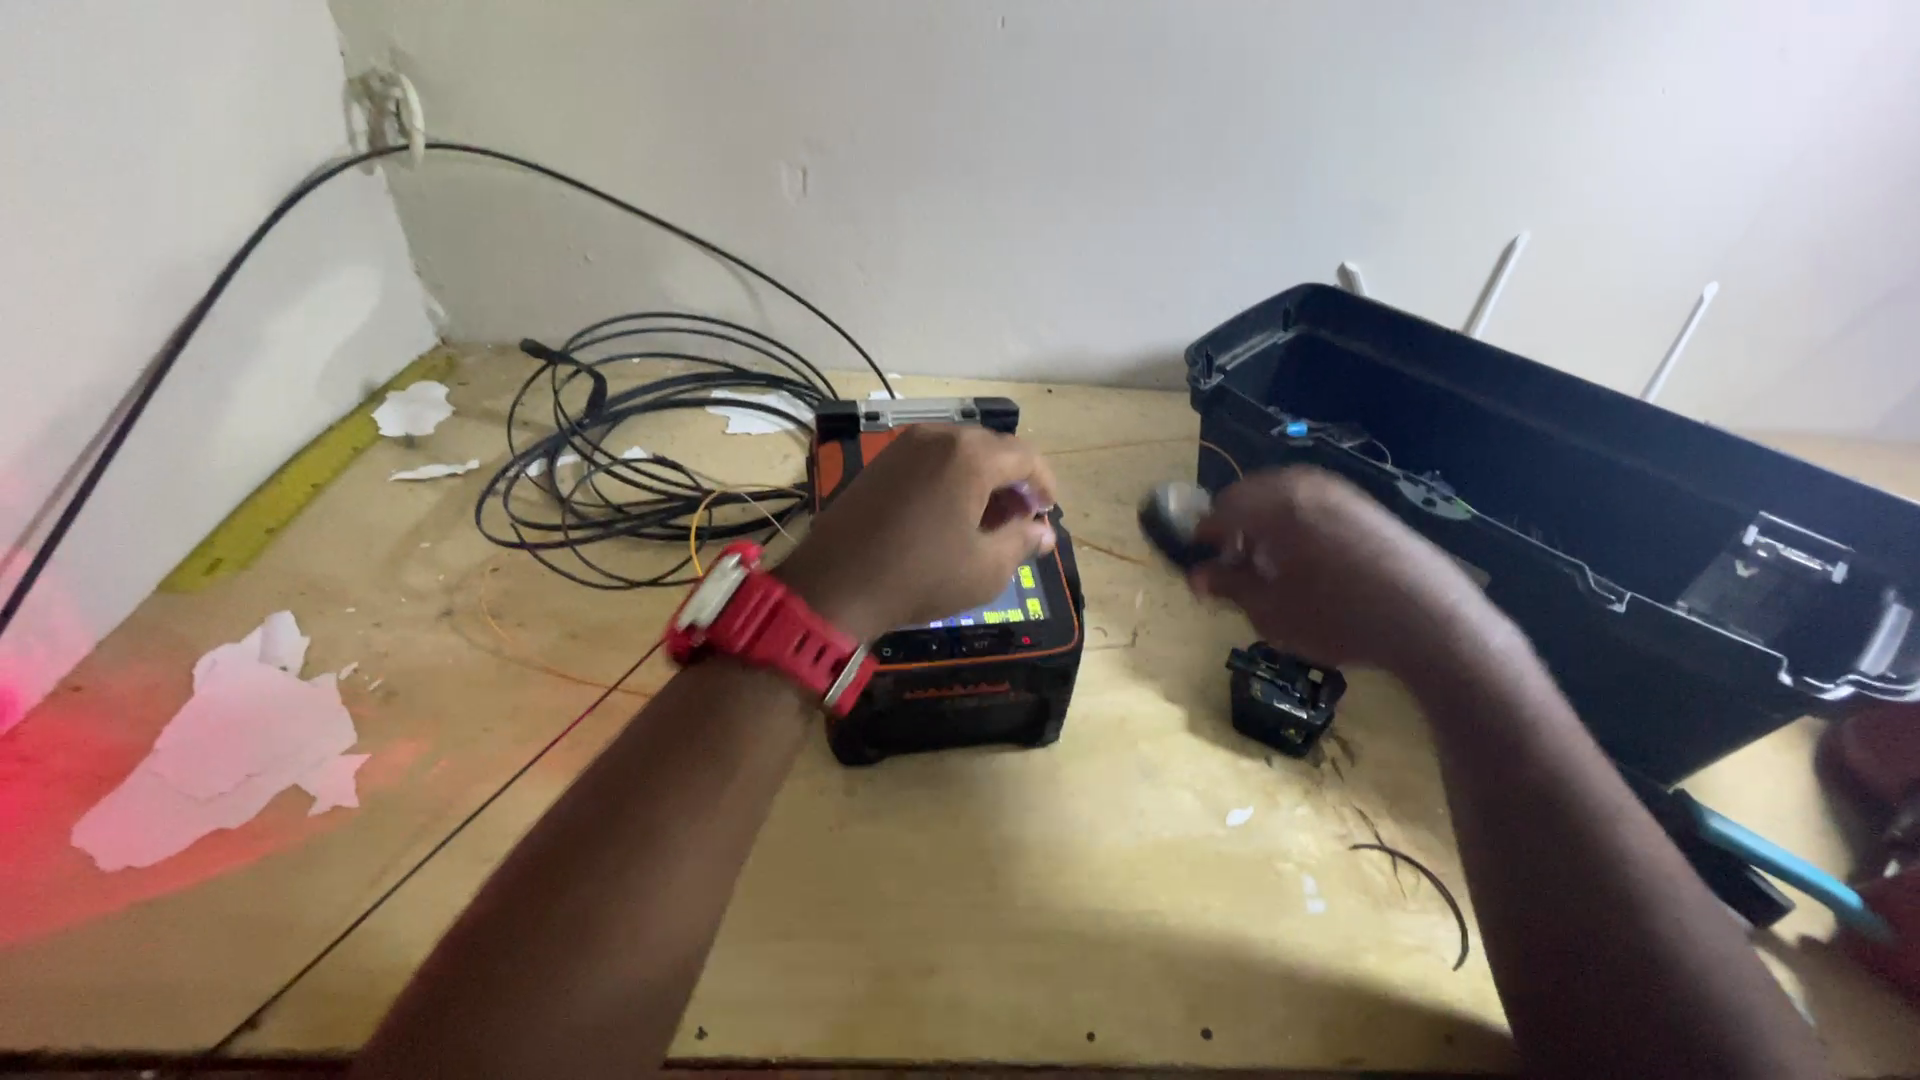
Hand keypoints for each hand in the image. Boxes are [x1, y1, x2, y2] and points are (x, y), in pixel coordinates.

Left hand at [776, 424, 1056, 641]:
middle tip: (1020, 519)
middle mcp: (937, 437)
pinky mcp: (879, 464)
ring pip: (958, 454)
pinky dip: (950, 482)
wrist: (836, 585)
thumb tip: (1043, 532)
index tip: (1048, 511)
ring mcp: (902, 448)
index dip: (1044, 483)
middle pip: (991, 450)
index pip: (1025, 456)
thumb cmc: (921, 577)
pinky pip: (929, 463)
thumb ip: (1022, 541)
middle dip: (1012, 482)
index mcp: (970, 455)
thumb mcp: (985, 568)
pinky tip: (949, 516)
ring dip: (981, 481)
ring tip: (987, 521)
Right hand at [1189, 466, 1516, 678]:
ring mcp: (1337, 490)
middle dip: (1235, 532)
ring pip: (1279, 499)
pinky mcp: (1364, 504)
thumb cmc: (1337, 618)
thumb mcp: (1270, 611)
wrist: (1430, 620)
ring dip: (1265, 528)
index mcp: (1270, 505)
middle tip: (1239, 573)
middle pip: (1246, 498)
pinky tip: (1311, 565)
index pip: (1216, 513)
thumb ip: (1228, 587)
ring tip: (1275, 571)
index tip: (1204, 574)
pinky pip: (1311, 505)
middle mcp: (1301, 485)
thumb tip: (1197, 576)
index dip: (1203, 543)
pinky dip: (1297, 526)